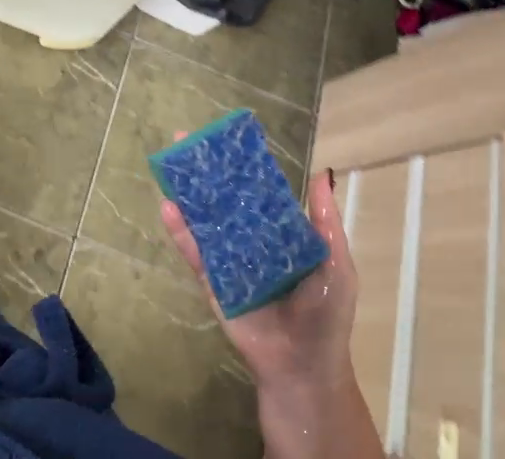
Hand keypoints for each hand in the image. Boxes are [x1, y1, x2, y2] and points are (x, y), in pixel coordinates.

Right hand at [159, 156, 358, 392]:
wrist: (303, 366)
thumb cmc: (325, 314)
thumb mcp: (335, 265)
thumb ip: (325, 222)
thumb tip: (322, 173)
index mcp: (280, 234)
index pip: (257, 192)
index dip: (242, 167)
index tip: (224, 139)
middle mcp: (250, 241)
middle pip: (224, 200)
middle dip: (206, 173)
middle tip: (185, 141)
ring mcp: (228, 260)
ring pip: (204, 221)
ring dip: (187, 194)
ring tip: (171, 165)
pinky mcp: (211, 281)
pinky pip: (194, 253)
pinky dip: (181, 231)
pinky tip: (169, 207)